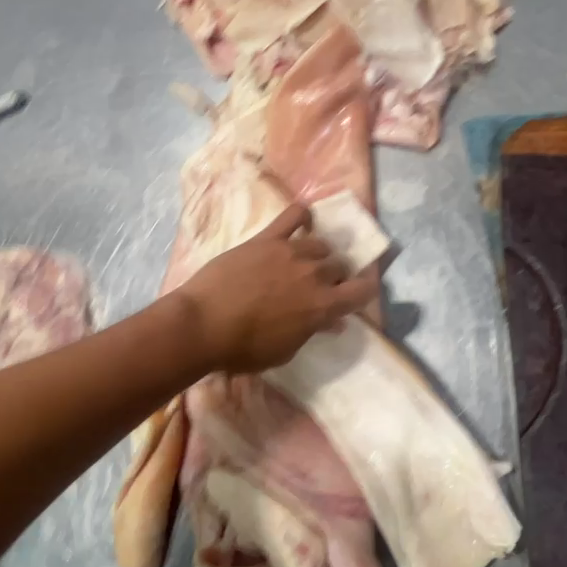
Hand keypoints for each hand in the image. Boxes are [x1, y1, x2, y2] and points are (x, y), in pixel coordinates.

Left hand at [175, 203, 380, 373]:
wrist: (202, 325)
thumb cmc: (242, 349)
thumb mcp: (284, 350)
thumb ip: (311, 331)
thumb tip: (332, 322)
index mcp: (322, 306)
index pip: (362, 291)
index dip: (363, 291)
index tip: (355, 295)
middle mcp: (315, 274)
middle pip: (340, 266)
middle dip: (335, 276)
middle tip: (318, 286)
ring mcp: (292, 251)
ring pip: (321, 244)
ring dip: (318, 254)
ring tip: (303, 262)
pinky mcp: (269, 238)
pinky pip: (295, 215)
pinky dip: (304, 215)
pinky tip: (304, 222)